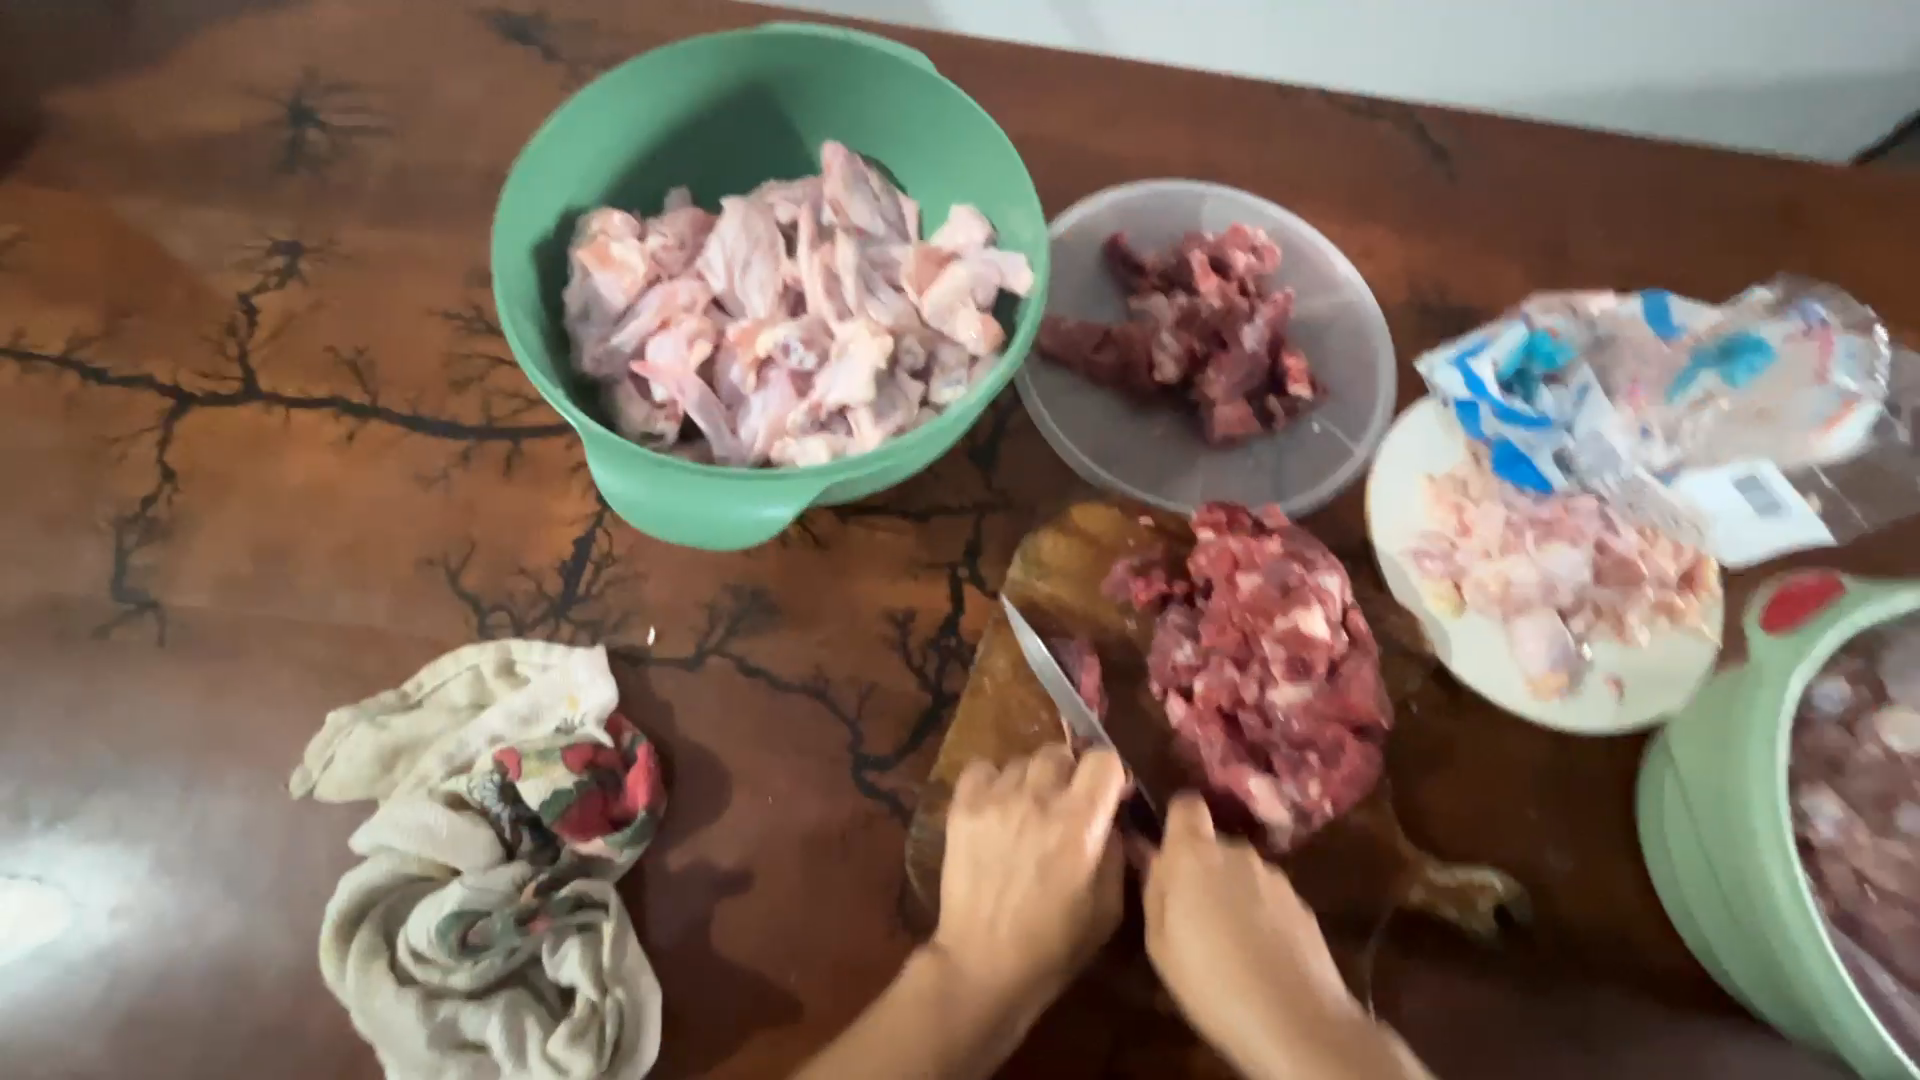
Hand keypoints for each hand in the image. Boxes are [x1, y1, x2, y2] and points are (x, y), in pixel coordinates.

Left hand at [931, 745, 1128, 1018]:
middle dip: (1069, 774)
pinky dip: (993, 780)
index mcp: (1080, 821)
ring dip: (1032, 780)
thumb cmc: (1055, 944)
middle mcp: (1038, 797)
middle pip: (1060, 753)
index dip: (1108, 774)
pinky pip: (982, 768)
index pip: (1102, 759)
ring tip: (1027, 811)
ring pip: (1022, 760)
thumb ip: (1115, 851)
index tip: (1107, 795)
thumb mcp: (1109, 907)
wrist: (984, 963)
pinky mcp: (962, 806)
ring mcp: (996, 798)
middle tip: (1065, 805)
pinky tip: (997, 806)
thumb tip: (1113, 817)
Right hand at [1146, 795, 1415, 1078]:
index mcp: (1194, 853)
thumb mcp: (1158, 942)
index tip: (1167, 850)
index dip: (1176, 821)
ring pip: (1242, 874)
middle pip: (1213, 845)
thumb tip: (1154, 858)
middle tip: (1191, 914)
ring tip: (1228, 944)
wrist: (1299, 1023)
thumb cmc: (1210, 980)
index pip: (1185, 805)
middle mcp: (1237, 853)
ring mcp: (1275, 878)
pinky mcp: (1303, 907)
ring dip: (1232, 895)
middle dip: (1201, 869)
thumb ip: (1154, 889)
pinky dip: (1261, 918)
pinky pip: (1269, 900)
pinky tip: (1258, 958)